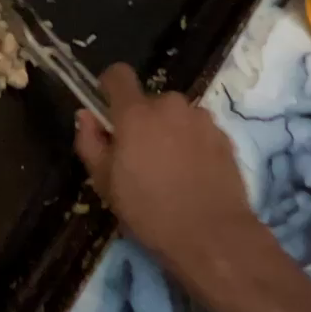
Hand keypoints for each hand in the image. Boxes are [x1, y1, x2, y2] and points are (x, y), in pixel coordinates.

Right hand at [74, 64, 262, 292]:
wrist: (214, 237)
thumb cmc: (150, 212)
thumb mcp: (105, 183)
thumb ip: (90, 142)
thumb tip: (86, 115)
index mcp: (135, 113)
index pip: (118, 74)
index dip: (109, 86)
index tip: (108, 108)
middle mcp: (169, 105)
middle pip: (148, 101)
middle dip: (142, 120)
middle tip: (140, 156)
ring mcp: (200, 118)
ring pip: (175, 115)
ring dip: (169, 131)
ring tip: (171, 169)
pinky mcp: (224, 135)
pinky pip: (198, 129)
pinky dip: (192, 143)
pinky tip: (194, 174)